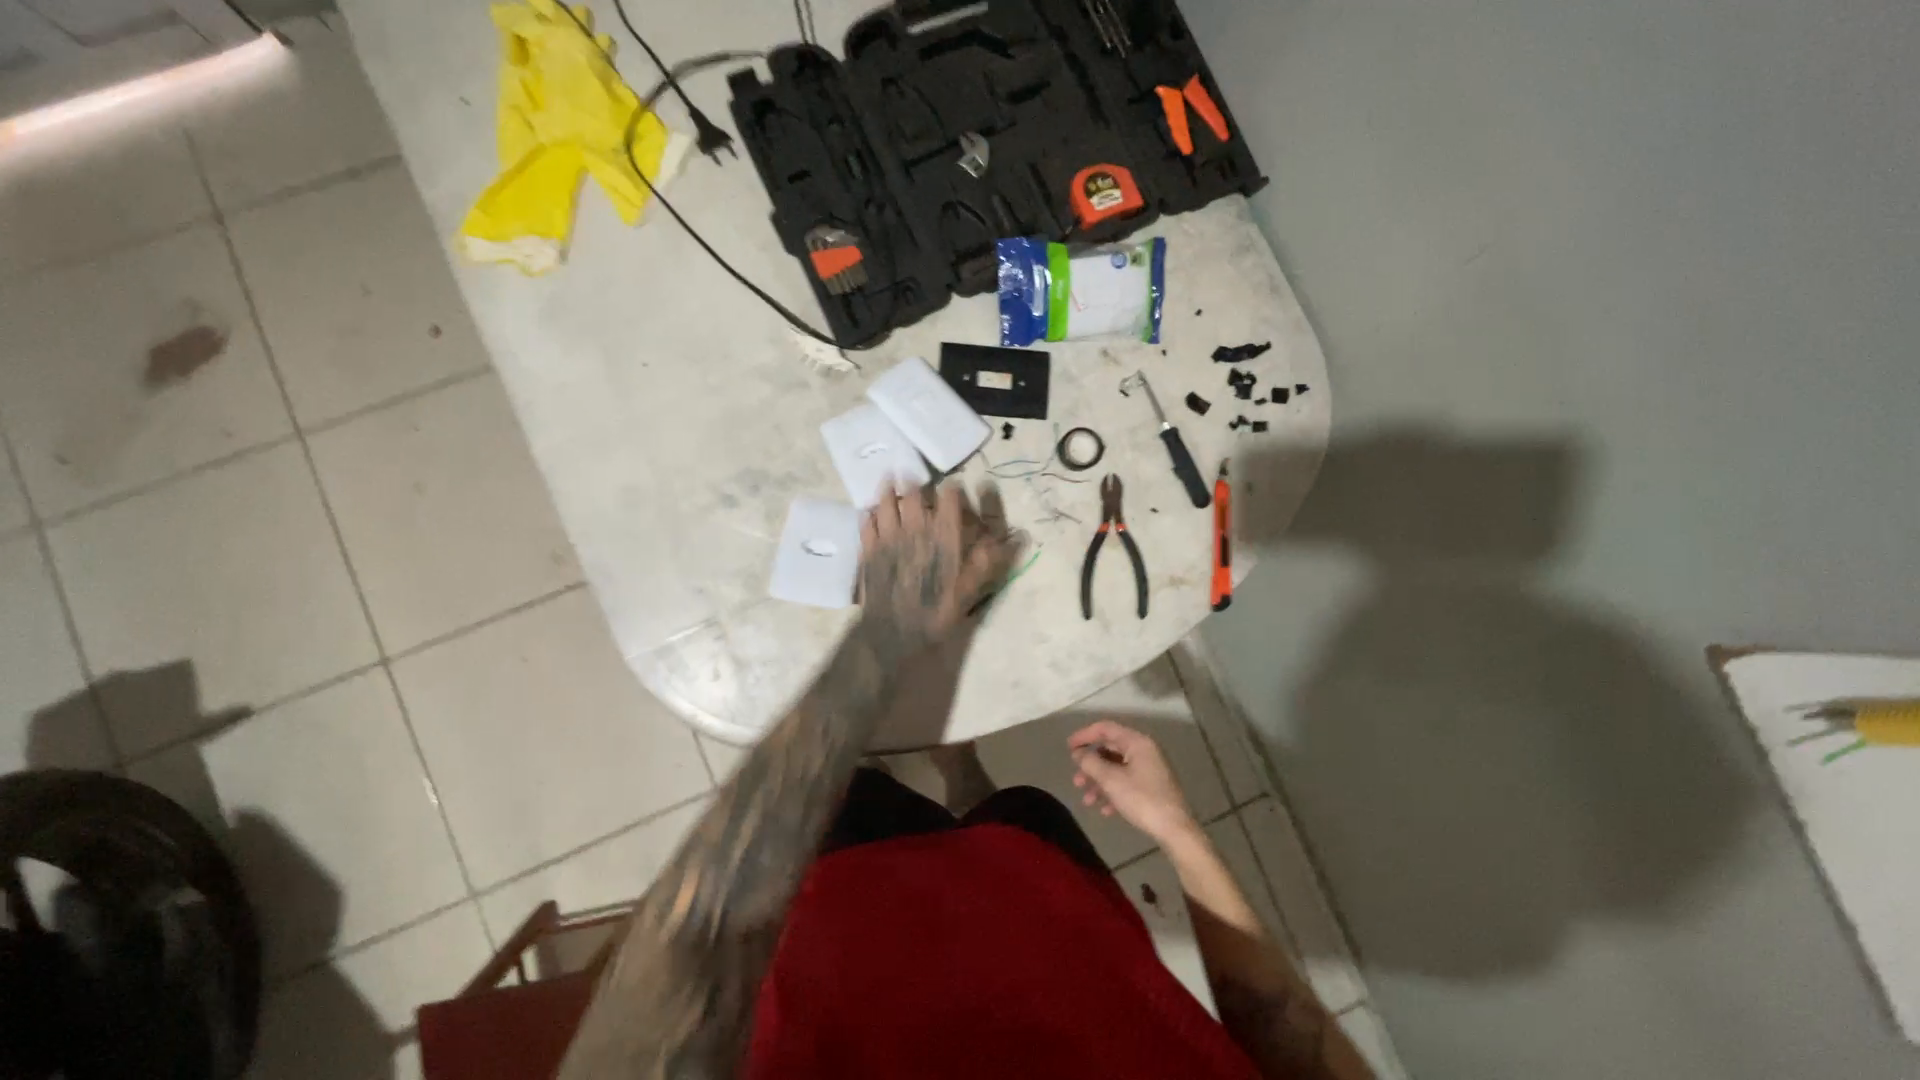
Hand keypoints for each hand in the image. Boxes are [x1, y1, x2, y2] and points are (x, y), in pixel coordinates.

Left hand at [858, 483, 1011, 652]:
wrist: (895, 632)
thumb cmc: (937, 612)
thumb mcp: (970, 589)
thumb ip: (988, 559)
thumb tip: (1019, 537)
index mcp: (944, 535)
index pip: (949, 498)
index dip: (951, 489)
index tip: (953, 487)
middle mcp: (916, 528)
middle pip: (915, 493)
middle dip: (919, 483)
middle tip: (918, 478)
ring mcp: (889, 536)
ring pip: (887, 501)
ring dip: (890, 488)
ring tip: (890, 478)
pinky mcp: (868, 548)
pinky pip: (868, 521)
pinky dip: (871, 512)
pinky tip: (872, 511)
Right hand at [1069, 720, 1198, 844]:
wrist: (1175, 829)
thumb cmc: (1142, 799)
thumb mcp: (1111, 780)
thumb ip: (1091, 763)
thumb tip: (1078, 753)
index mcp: (1137, 742)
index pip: (1106, 729)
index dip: (1084, 735)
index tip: (1068, 748)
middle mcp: (1145, 751)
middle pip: (1110, 750)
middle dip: (1091, 766)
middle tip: (1076, 781)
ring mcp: (1150, 769)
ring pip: (1117, 769)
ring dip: (1099, 782)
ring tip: (1087, 800)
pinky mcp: (1153, 786)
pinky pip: (1127, 782)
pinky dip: (1113, 792)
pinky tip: (1106, 810)